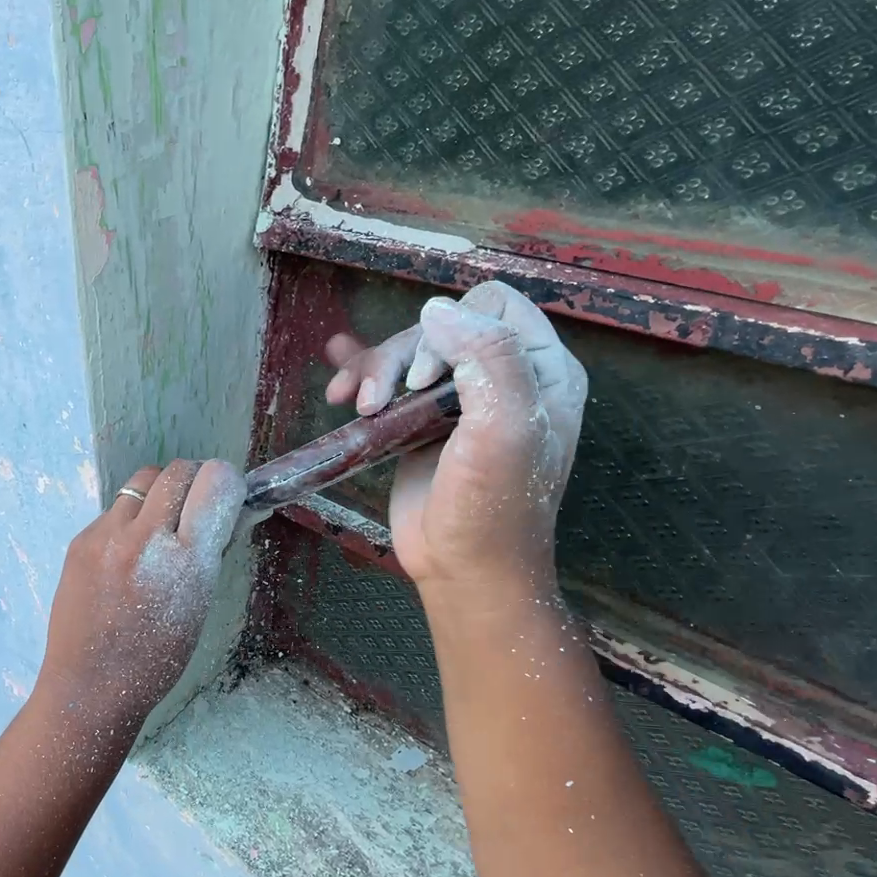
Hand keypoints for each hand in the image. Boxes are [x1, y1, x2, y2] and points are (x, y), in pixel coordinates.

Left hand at [37, 459, 244, 736]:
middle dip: (192, 482)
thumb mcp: (199, 605)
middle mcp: (144, 539)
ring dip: (157, 497)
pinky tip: (124, 557)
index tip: (224, 496)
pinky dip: (127, 521)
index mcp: (186, 562)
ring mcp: (105, 536)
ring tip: (156, 532)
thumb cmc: (155, 659)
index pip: (215, 482)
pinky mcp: (79, 541)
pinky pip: (114, 510)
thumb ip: (206, 551)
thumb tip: (217, 508)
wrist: (89, 686)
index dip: (224, 483)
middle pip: (177, 471)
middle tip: (192, 509)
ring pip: (141, 483)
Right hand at [323, 281, 586, 592]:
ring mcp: (455, 403)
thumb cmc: (493, 508)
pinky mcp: (418, 426)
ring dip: (371, 371)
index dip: (450, 330)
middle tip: (375, 402)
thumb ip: (487, 359)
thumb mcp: (504, 429)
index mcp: (540, 370)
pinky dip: (358, 376)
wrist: (462, 569)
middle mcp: (500, 379)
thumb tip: (434, 309)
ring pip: (406, 355)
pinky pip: (387, 385)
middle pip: (438, 329)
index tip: (425, 380)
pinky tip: (336, 379)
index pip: (494, 307)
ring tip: (349, 405)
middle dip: (398, 358)